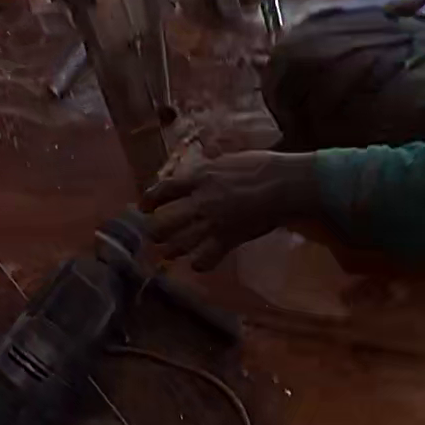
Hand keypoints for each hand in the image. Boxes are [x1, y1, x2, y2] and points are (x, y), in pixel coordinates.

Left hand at [142, 152, 322, 270]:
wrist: (281, 185)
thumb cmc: (260, 167)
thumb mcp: (226, 160)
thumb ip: (208, 170)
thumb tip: (199, 173)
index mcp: (198, 177)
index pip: (163, 190)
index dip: (149, 200)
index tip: (143, 207)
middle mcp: (200, 202)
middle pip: (164, 222)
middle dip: (155, 231)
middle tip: (156, 235)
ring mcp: (213, 223)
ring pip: (179, 244)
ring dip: (171, 250)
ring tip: (169, 253)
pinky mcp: (228, 240)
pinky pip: (206, 259)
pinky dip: (199, 264)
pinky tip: (198, 263)